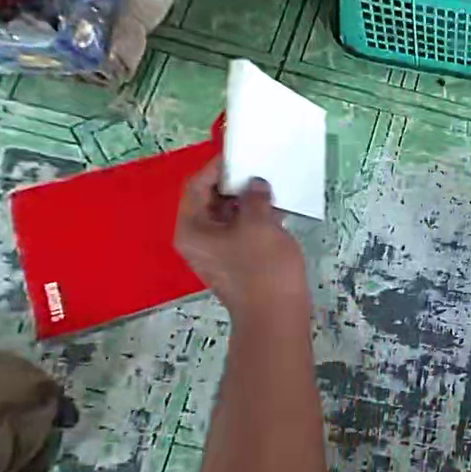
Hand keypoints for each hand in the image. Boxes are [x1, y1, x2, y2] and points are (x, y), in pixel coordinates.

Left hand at [173, 157, 310, 314]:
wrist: (276, 316)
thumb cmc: (263, 269)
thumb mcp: (259, 224)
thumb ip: (254, 197)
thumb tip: (255, 184)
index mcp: (192, 229)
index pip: (197, 186)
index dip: (217, 168)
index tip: (240, 155)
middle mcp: (199, 239)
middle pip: (211, 201)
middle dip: (235, 184)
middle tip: (259, 169)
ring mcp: (219, 253)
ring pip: (229, 216)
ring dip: (249, 201)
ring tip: (272, 187)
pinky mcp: (238, 262)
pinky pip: (242, 231)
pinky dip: (256, 219)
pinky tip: (277, 211)